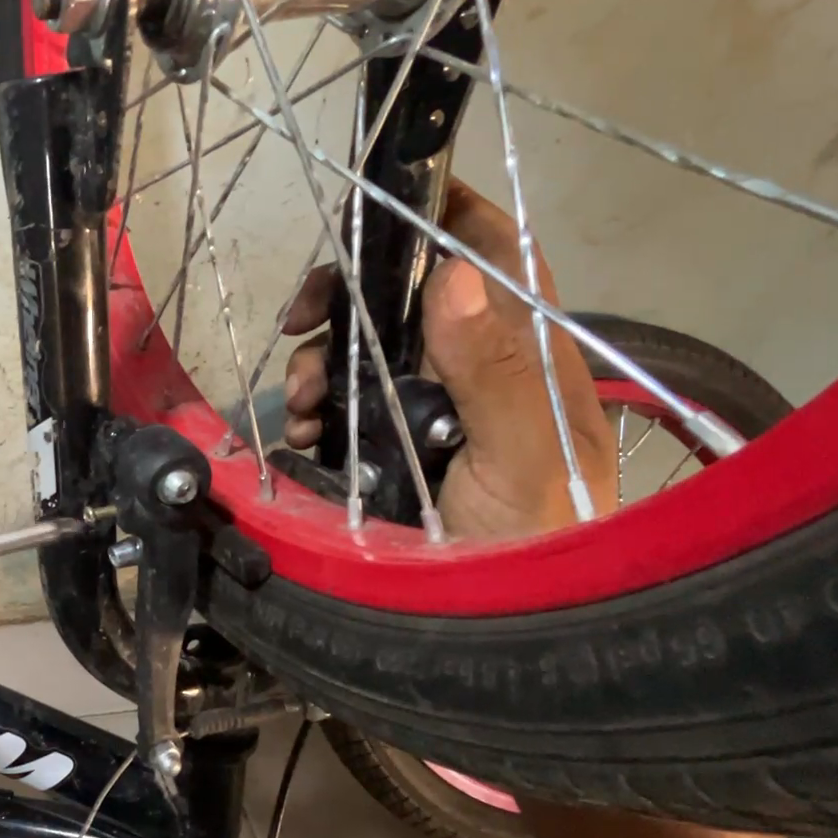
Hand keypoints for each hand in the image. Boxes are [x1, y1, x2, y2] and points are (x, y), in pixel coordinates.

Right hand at [279, 180, 616, 537]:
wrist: (501, 626)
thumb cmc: (537, 539)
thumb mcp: (525, 456)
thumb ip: (496, 373)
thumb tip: (452, 273)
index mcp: (520, 354)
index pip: (492, 254)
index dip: (440, 216)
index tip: (375, 211)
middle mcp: (469, 368)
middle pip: (406, 298)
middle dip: (345, 299)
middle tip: (300, 318)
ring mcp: (423, 408)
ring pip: (359, 351)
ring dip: (317, 364)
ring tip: (303, 405)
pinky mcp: (383, 445)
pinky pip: (338, 406)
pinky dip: (310, 410)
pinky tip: (302, 433)